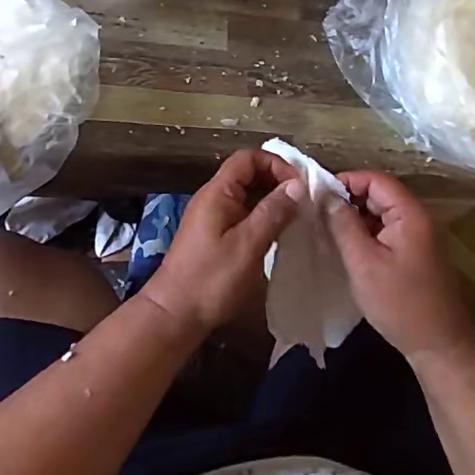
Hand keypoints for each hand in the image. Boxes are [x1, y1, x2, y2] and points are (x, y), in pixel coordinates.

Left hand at [143, 149, 301, 333]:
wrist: (173, 316)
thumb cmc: (210, 279)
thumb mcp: (248, 245)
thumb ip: (273, 212)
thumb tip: (297, 186)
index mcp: (218, 193)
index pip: (248, 158)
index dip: (276, 164)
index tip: (298, 186)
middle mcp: (213, 198)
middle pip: (248, 172)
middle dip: (277, 180)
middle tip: (301, 201)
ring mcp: (212, 216)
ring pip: (247, 194)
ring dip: (272, 199)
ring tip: (295, 216)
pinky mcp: (214, 234)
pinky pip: (243, 212)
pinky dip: (262, 215)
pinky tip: (277, 232)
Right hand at [324, 170, 474, 362]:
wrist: (438, 343)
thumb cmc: (399, 303)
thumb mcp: (363, 263)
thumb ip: (344, 225)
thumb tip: (327, 195)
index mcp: (411, 213)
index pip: (376, 179)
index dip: (347, 181)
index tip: (319, 195)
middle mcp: (420, 216)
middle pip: (382, 193)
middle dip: (350, 199)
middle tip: (319, 214)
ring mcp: (422, 233)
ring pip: (384, 211)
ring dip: (359, 216)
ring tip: (329, 229)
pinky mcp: (419, 249)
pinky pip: (390, 228)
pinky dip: (370, 231)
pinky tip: (350, 245)